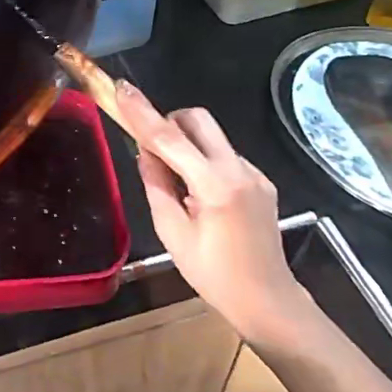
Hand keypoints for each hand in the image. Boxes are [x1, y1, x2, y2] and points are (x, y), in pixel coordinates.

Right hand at [116, 79, 315, 351]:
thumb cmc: (214, 275)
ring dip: (187, 144)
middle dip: (170, 121)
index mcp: (215, 187)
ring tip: (177, 183)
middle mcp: (239, 171)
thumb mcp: (172, 233)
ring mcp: (255, 174)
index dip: (142, 113)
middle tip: (152, 147)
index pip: (170, 138)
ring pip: (212, 136)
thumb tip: (145, 153)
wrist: (269, 302)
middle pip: (198, 120)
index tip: (122, 89)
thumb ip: (156, 185)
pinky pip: (225, 155)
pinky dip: (205, 161)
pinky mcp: (262, 181)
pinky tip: (201, 195)